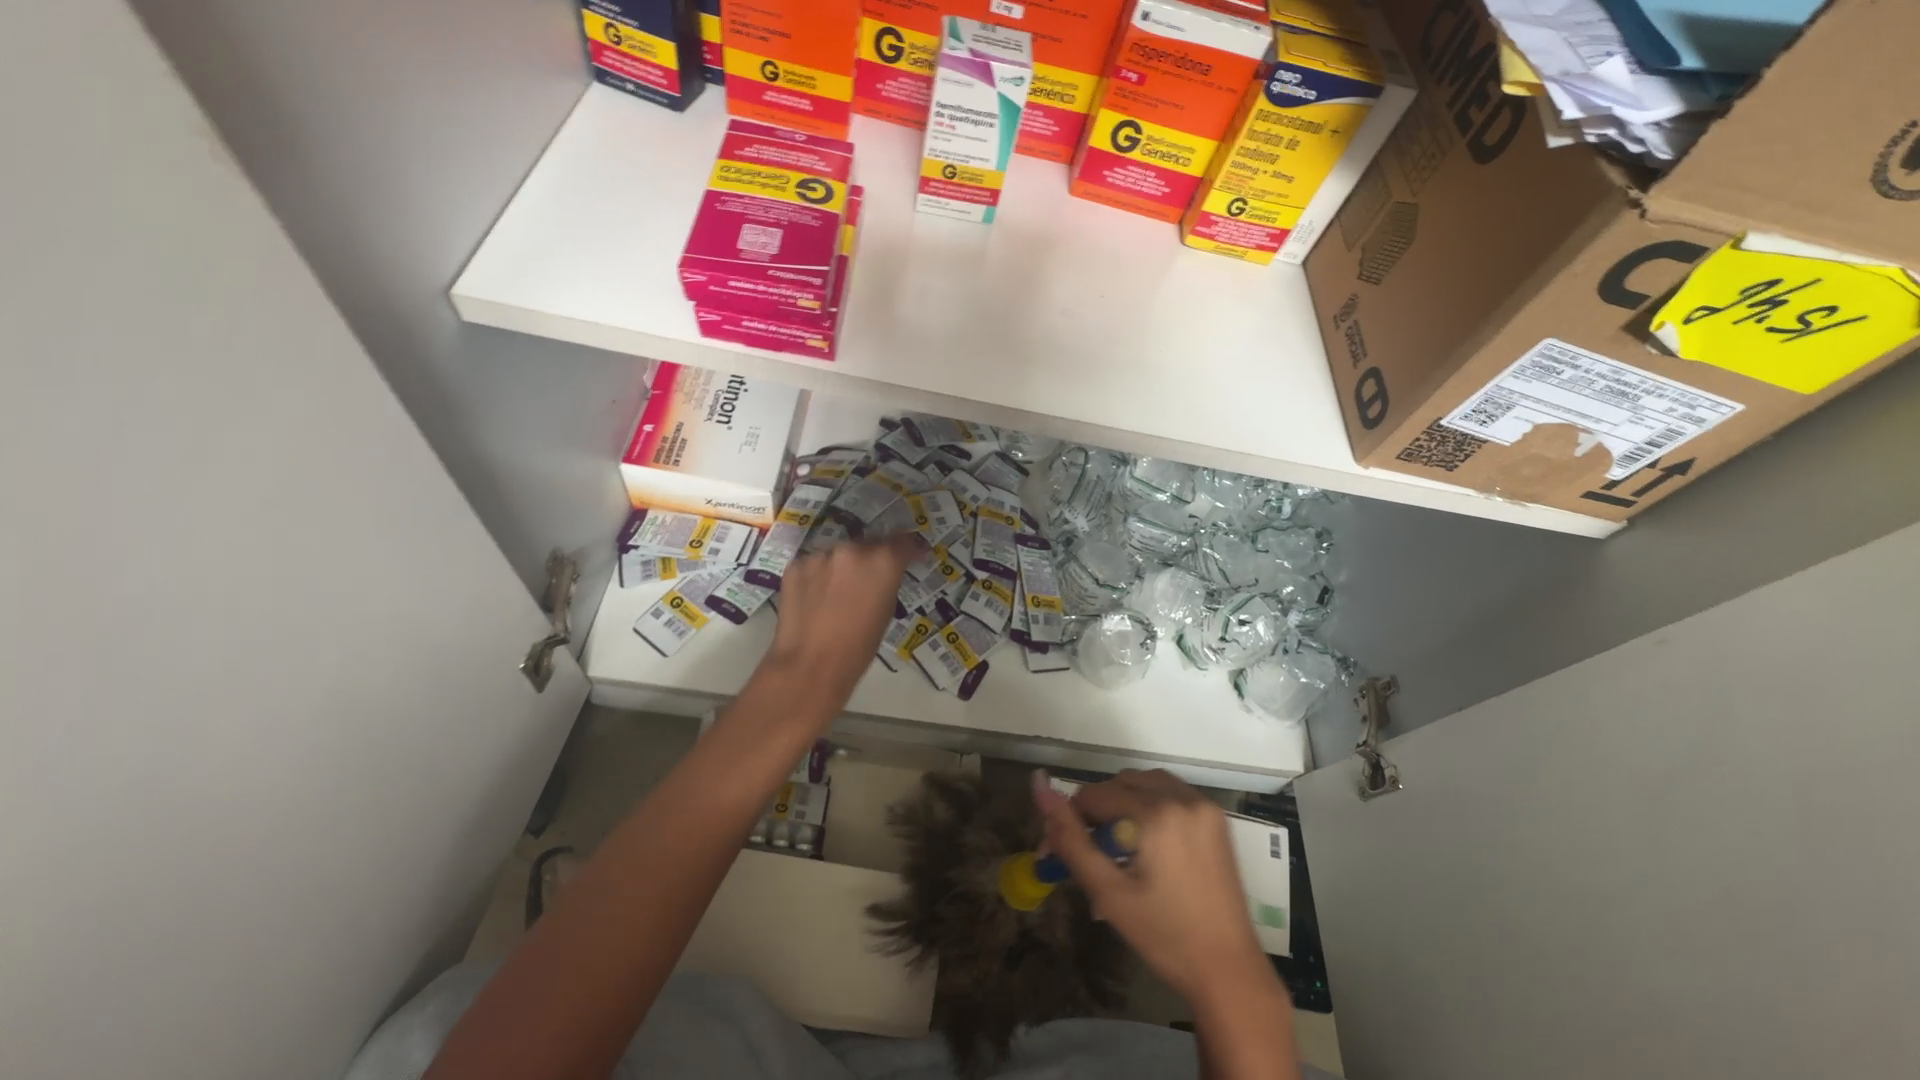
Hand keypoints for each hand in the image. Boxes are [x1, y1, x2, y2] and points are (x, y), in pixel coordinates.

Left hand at [763, 534, 919, 702]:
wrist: (810, 663)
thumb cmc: (859, 647)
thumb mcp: (886, 612)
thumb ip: (886, 583)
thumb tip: (884, 575)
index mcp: (882, 561)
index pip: (903, 541)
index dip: (909, 548)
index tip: (911, 554)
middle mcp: (852, 549)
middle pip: (868, 546)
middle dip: (871, 559)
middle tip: (869, 582)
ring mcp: (820, 555)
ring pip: (837, 556)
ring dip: (841, 568)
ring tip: (836, 595)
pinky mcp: (796, 566)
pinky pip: (813, 566)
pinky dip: (817, 577)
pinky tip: (814, 600)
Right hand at [1033, 769, 1272, 1006]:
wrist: (1228, 969)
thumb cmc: (1164, 936)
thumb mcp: (1107, 891)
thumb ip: (1070, 837)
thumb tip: (1038, 785)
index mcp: (1158, 814)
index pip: (1094, 795)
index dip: (1071, 820)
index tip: (1059, 854)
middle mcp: (1184, 799)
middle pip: (1120, 784)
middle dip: (1097, 812)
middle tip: (1088, 856)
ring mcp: (1205, 807)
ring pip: (1147, 784)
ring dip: (1123, 805)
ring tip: (1116, 851)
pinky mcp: (1217, 820)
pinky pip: (1172, 795)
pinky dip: (1151, 808)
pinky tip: (1145, 846)